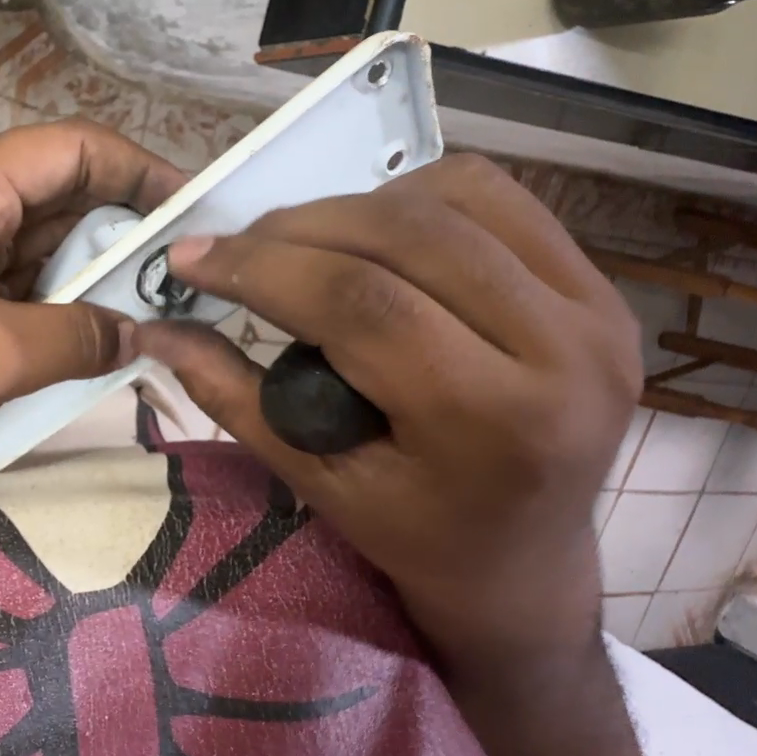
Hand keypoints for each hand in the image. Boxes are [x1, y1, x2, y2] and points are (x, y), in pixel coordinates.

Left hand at [0, 120, 187, 498]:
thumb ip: (76, 336)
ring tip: (136, 325)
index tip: (195, 216)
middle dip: (118, 238)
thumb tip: (134, 332)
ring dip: (78, 283)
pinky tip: (70, 351)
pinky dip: (36, 313)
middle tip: (175, 289)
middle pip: (53, 199)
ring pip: (26, 251)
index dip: (142, 170)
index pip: (72, 147)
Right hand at [134, 154, 641, 651]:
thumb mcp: (309, 478)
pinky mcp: (603, 285)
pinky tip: (371, 239)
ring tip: (298, 248)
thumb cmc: (410, 533)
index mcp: (492, 421)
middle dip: (294, 228)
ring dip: (352, 207)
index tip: (190, 260)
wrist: (523, 558)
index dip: (261, 267)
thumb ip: (229, 393)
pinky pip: (493, 197)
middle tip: (230, 248)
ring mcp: (598, 308)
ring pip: (451, 198)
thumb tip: (153, 327)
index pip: (360, 303)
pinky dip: (412, 199)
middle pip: (405, 235)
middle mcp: (566, 351)